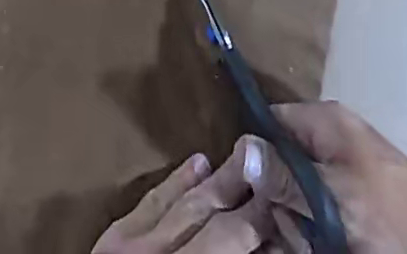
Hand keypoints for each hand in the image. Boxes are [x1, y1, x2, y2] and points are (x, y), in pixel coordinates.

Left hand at [94, 138, 283, 253]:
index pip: (238, 244)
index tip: (293, 211)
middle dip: (252, 202)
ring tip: (248, 161)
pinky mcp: (113, 241)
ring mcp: (137, 251)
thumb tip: (271, 251)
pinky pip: (151, 202)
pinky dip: (176, 181)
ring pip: (188, 207)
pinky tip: (199, 162)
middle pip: (221, 228)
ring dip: (221, 182)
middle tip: (280, 174)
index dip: (267, 227)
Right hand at [245, 101, 406, 253]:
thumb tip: (242, 148)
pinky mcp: (346, 205)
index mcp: (325, 122)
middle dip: (271, 195)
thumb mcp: (336, 196)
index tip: (232, 185)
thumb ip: (288, 175)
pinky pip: (310, 213)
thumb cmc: (393, 218)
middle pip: (276, 160)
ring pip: (291, 193)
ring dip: (288, 220)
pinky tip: (310, 243)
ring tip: (303, 239)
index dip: (248, 151)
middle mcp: (328, 140)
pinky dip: (305, 231)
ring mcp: (337, 174)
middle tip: (279, 224)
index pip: (268, 120)